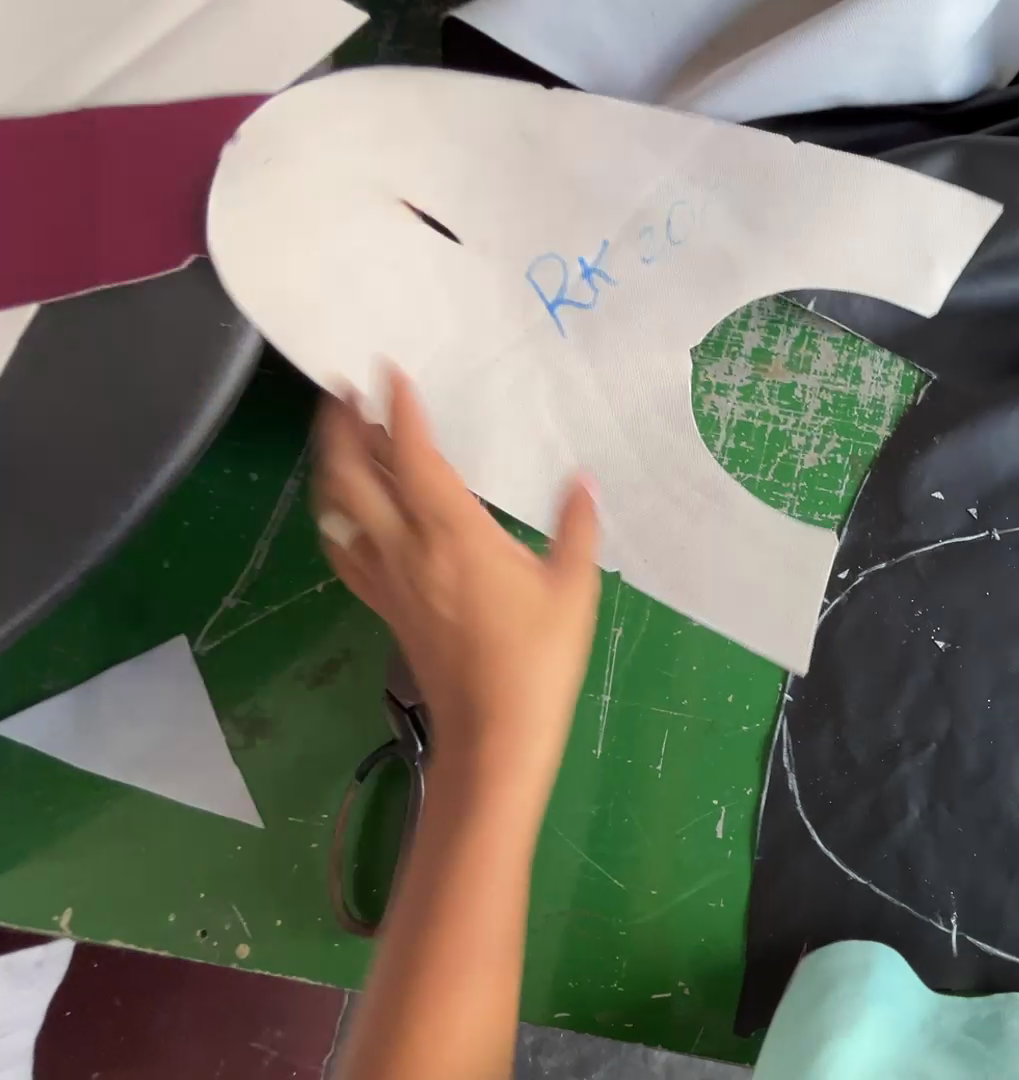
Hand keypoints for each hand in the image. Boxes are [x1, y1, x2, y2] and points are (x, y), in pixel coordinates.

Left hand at [312, 365, 600, 796]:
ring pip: (339, 508)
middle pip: (355, 476)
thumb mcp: (573, 586)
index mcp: (455, 535)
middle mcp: (408, 548)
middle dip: (341, 425)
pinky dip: (337, 514)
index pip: (417, 459)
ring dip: (331, 464)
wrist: (494, 726)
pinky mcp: (385, 603)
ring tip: (337, 433)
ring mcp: (388, 578)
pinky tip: (345, 509)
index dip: (400, 412)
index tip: (388, 371)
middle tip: (341, 387)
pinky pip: (344, 547)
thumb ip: (576, 526)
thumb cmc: (541, 654)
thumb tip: (582, 479)